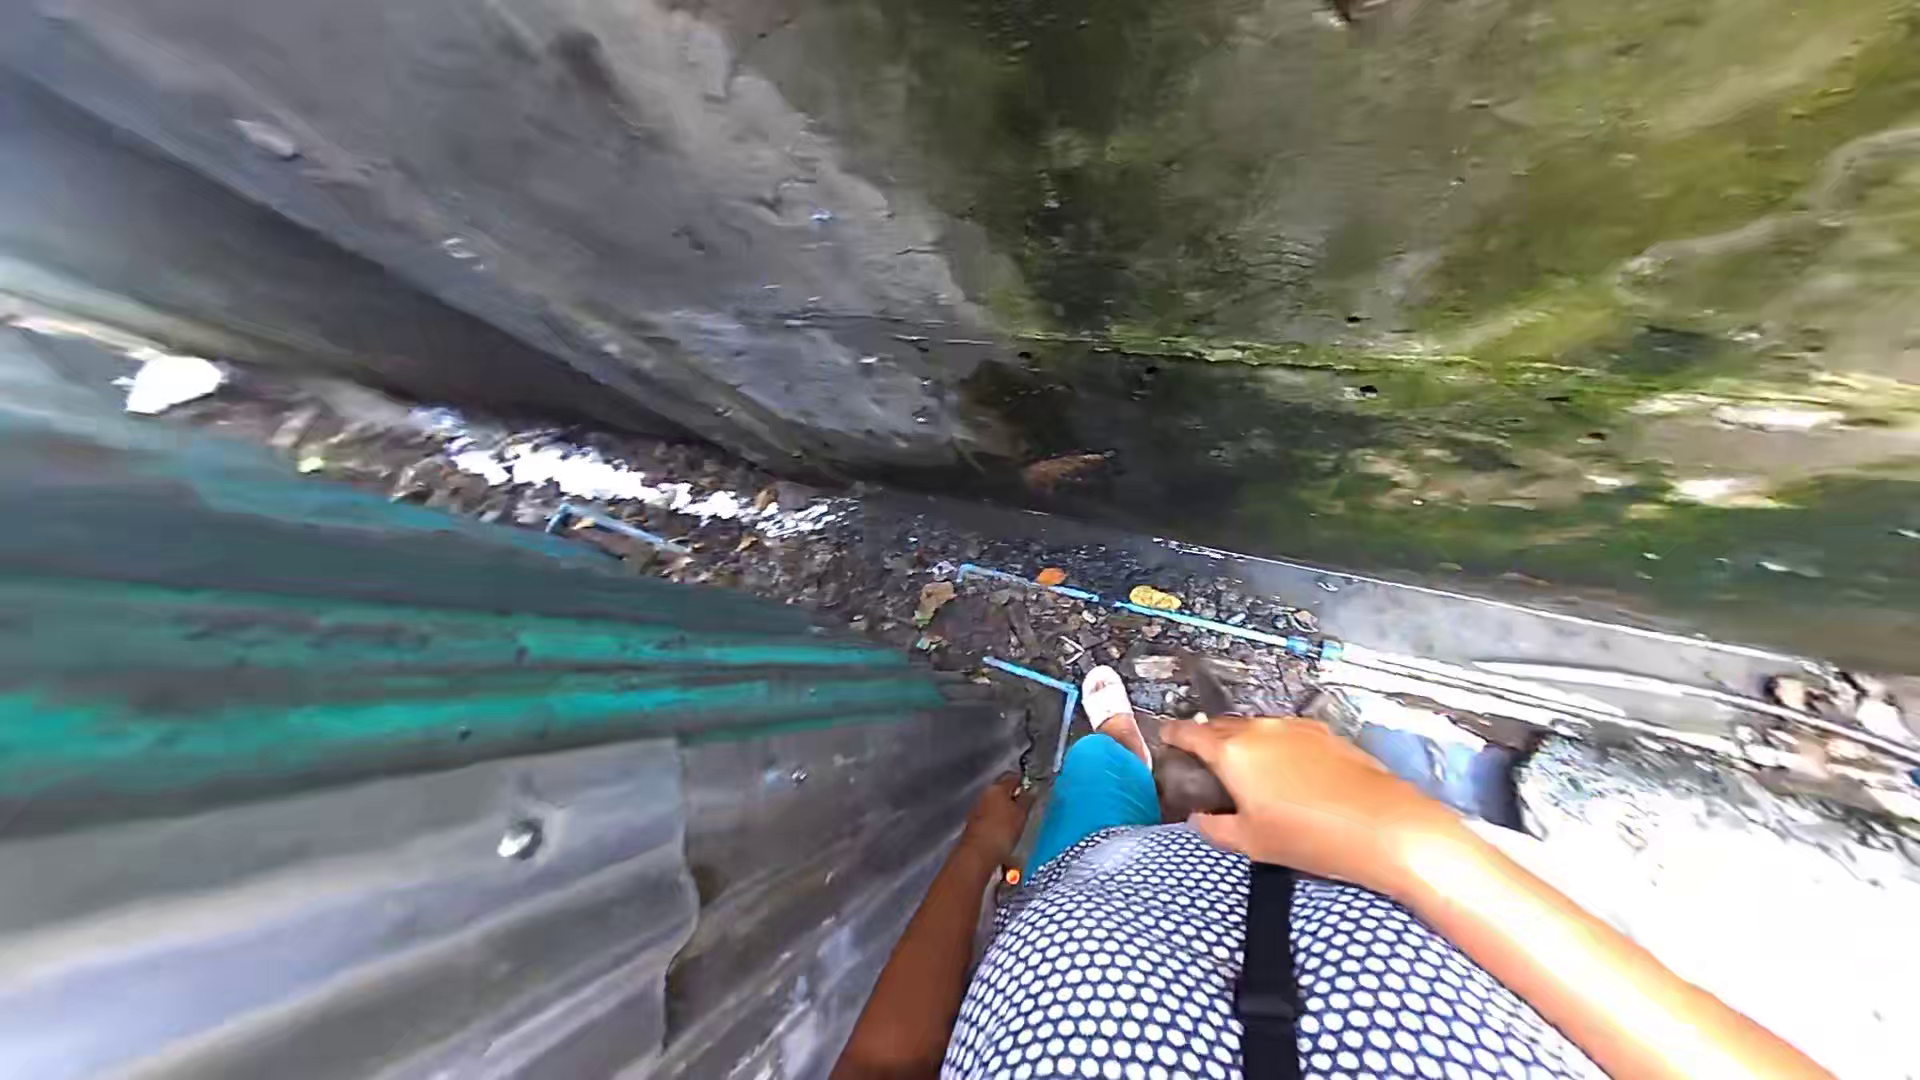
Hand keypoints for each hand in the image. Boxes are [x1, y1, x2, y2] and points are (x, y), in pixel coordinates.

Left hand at [959, 772, 1032, 863]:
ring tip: (1018, 822)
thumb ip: (1027, 799)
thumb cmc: (1002, 830)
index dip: (1024, 782)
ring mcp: (978, 809)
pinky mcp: (975, 824)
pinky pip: (991, 817)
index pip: (1012, 777)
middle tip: (1027, 808)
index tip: (1033, 790)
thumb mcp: (1021, 814)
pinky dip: (999, 821)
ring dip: (1006, 810)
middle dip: (1015, 797)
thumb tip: (1032, 789)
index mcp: (996, 787)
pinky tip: (1006, 832)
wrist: (978, 854)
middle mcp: (985, 794)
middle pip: (1003, 791)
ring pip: (996, 804)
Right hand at [1162, 715, 1461, 896]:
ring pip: (1254, 726)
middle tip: (1203, 757)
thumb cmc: (1310, 837)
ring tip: (1247, 765)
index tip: (1164, 737)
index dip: (1172, 734)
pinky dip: (1274, 743)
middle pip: (1220, 725)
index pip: (1188, 732)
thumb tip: (1198, 818)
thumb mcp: (1253, 842)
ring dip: (1242, 739)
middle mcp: (1257, 729)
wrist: (1388, 827)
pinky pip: (1284, 732)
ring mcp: (1292, 727)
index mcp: (1230, 751)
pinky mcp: (1323, 733)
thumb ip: (1215, 827)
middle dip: (1207, 736)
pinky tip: (1288, 768)